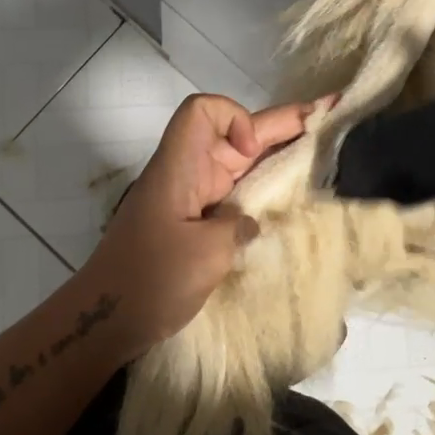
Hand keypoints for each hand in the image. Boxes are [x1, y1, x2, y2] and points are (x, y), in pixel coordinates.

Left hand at [82, 94, 316, 358]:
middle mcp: (187, 175)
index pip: (202, 112)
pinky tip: (294, 199)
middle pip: (232, 135)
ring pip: (237, 165)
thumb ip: (238, 228)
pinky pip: (233, 196)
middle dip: (278, 125)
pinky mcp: (194, 226)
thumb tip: (249, 223)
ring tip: (324, 148)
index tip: (251, 152)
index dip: (233, 117)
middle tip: (328, 114)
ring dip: (276, 156)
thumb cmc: (150, 280)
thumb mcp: (205, 254)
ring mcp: (191, 201)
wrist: (107, 321)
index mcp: (179, 168)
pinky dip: (262, 191)